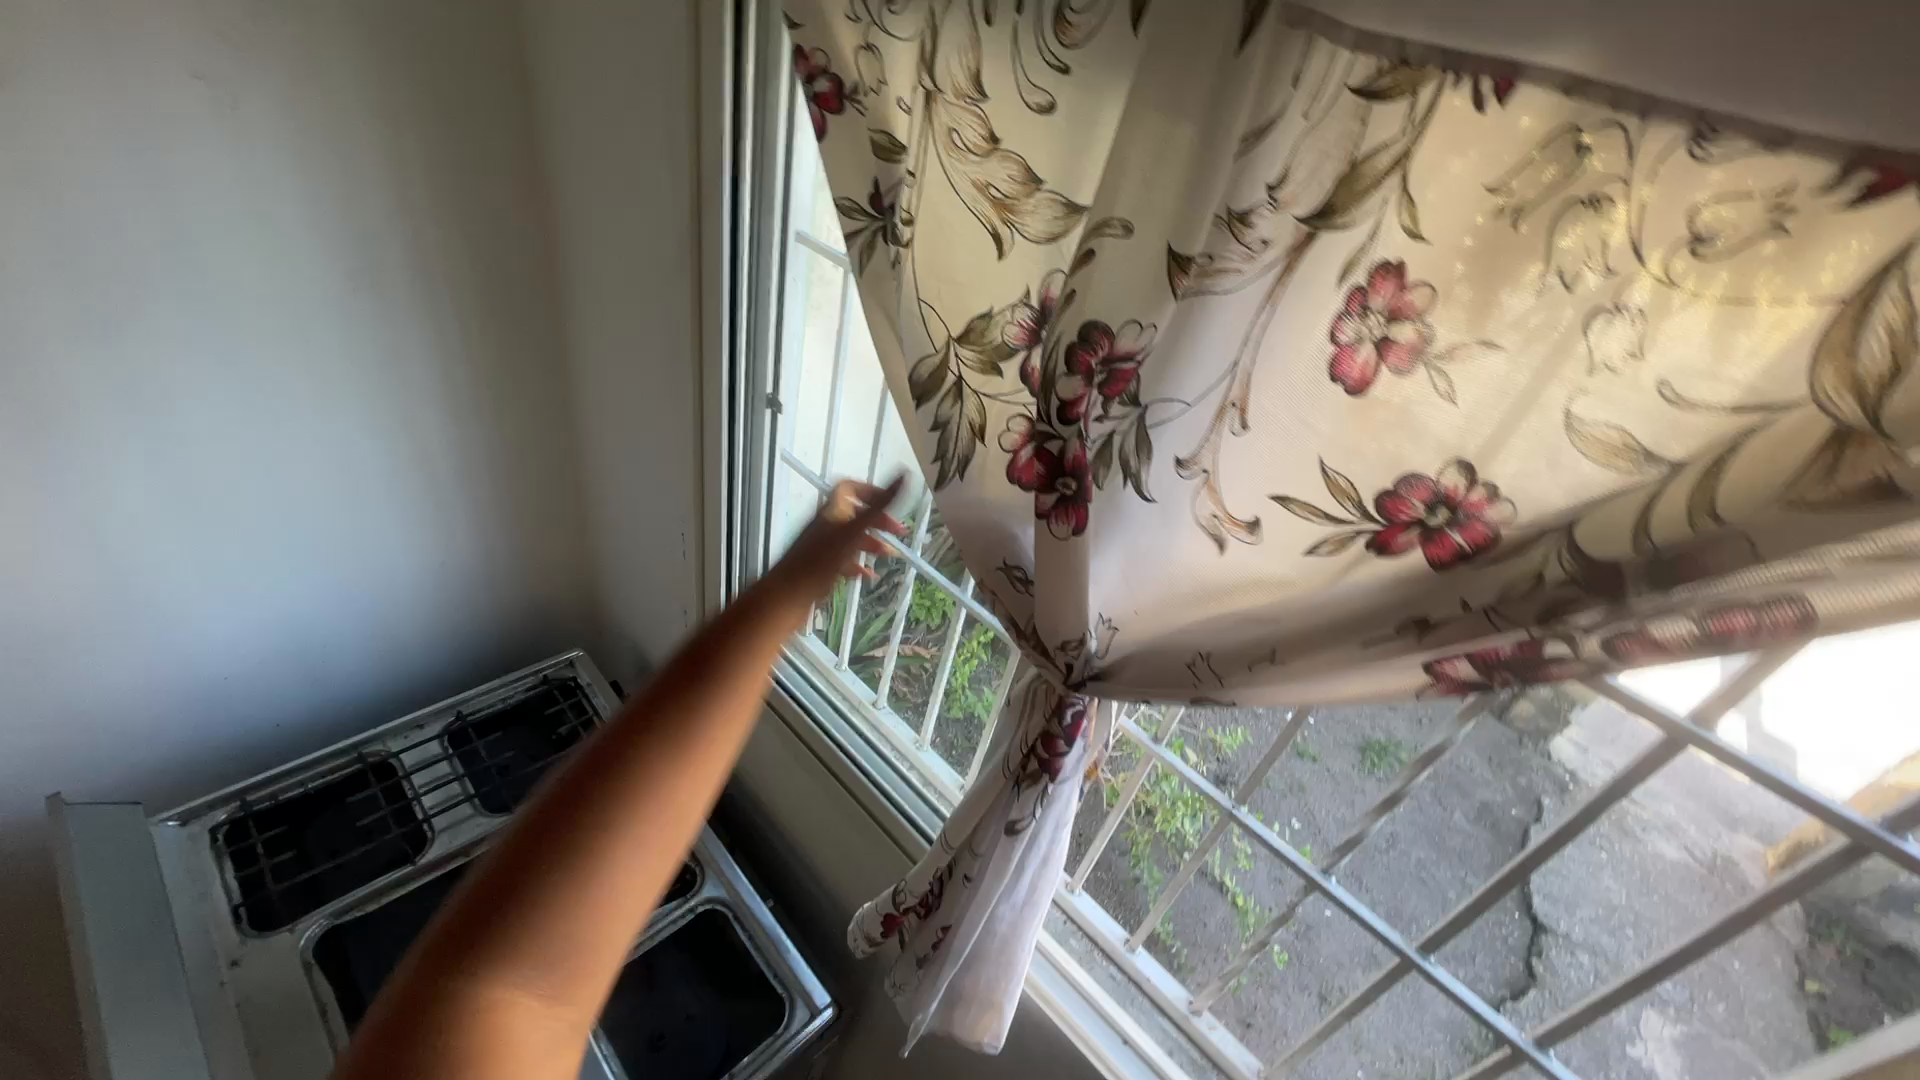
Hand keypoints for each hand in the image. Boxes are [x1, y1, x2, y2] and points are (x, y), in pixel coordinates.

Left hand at [760, 476, 908, 609]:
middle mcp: (827, 525)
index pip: (850, 489)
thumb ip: (879, 506)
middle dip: (879, 522)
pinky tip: (870, 575)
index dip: (870, 491)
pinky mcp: (821, 567)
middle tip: (899, 533)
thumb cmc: (822, 561)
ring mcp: (823, 546)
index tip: (890, 504)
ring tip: (891, 555)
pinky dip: (859, 565)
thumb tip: (905, 475)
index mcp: (832, 511)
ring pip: (852, 538)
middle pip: (855, 514)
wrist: (789, 595)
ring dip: (873, 544)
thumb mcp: (854, 531)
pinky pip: (844, 560)